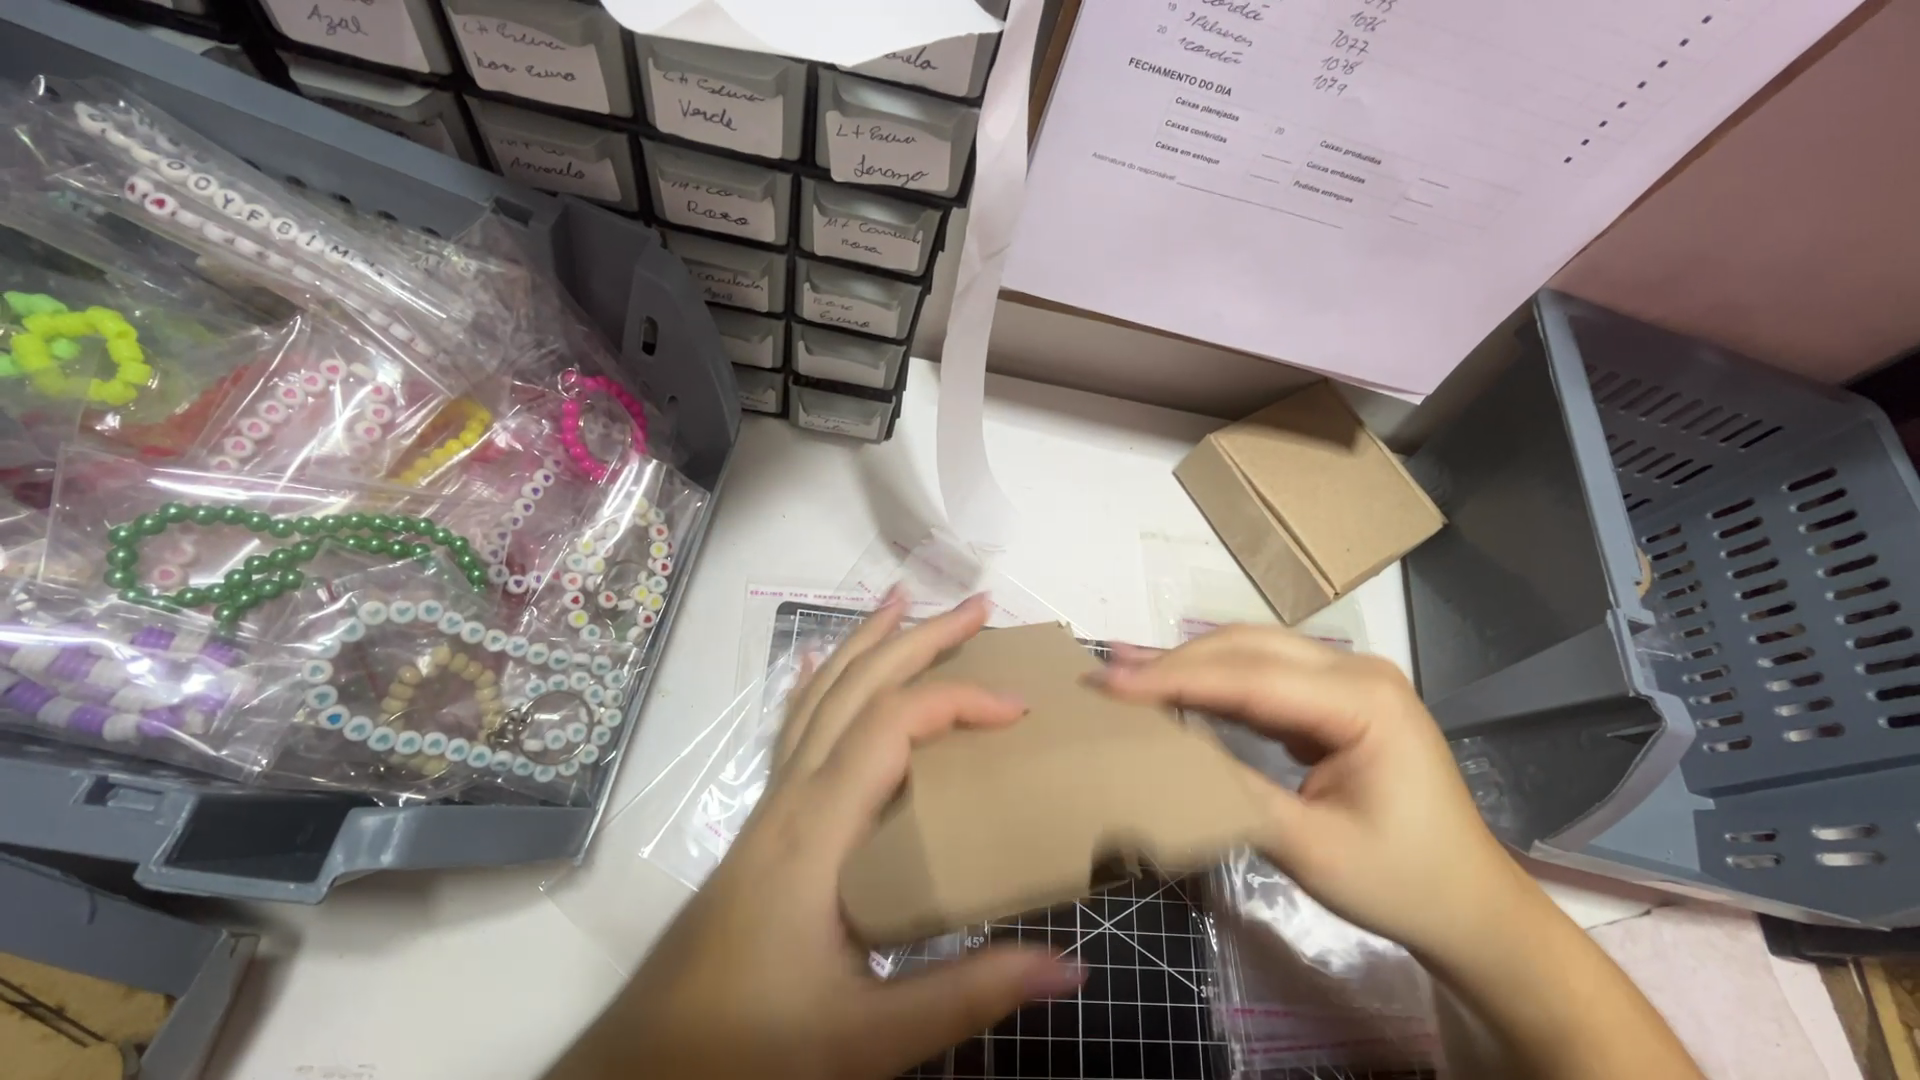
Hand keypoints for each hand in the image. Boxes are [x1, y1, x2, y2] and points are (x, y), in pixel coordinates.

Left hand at [547, 593, 1084, 1079]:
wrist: (646, 1064)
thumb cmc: (751, 1043)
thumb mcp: (867, 1037)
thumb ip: (968, 996)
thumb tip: (1070, 968)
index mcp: (819, 830)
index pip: (891, 727)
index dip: (957, 701)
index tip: (1019, 712)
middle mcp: (792, 797)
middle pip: (854, 688)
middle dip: (918, 639)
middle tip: (977, 605)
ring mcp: (771, 806)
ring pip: (819, 697)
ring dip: (866, 644)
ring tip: (903, 602)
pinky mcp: (764, 824)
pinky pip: (793, 730)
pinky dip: (816, 685)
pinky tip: (817, 664)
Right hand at [1093, 625, 1530, 956]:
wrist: (1468, 906)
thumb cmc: (1400, 882)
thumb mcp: (1310, 848)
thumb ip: (1236, 794)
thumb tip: (1165, 756)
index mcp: (1365, 702)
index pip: (1250, 678)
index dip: (1174, 679)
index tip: (1109, 683)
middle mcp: (1359, 673)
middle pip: (1248, 649)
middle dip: (1173, 661)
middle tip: (1106, 673)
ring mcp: (1350, 681)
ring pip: (1253, 653)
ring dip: (1190, 664)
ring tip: (1126, 670)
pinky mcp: (1336, 699)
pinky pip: (1265, 676)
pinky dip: (1215, 682)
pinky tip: (1176, 685)